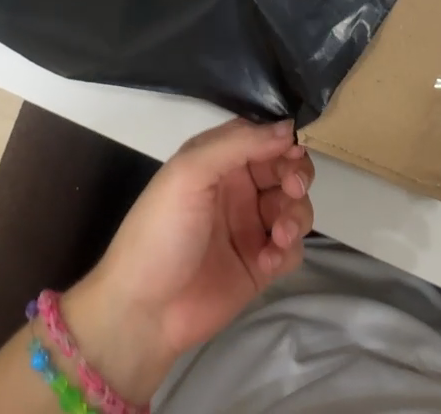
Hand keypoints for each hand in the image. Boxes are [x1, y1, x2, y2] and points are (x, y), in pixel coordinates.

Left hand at [63, 119, 314, 399]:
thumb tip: (288, 127)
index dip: (283, 140)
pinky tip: (266, 262)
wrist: (143, 313)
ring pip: (295, 206)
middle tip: (293, 189)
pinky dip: (287, 250)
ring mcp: (250, 227)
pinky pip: (292, 248)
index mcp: (216, 161)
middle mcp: (237, 189)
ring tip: (280, 234)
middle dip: (296, 175)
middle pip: (285, 169)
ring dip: (296, 215)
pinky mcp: (260, 264)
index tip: (297, 148)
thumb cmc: (160, 233)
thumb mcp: (189, 174)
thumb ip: (239, 143)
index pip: (261, 137)